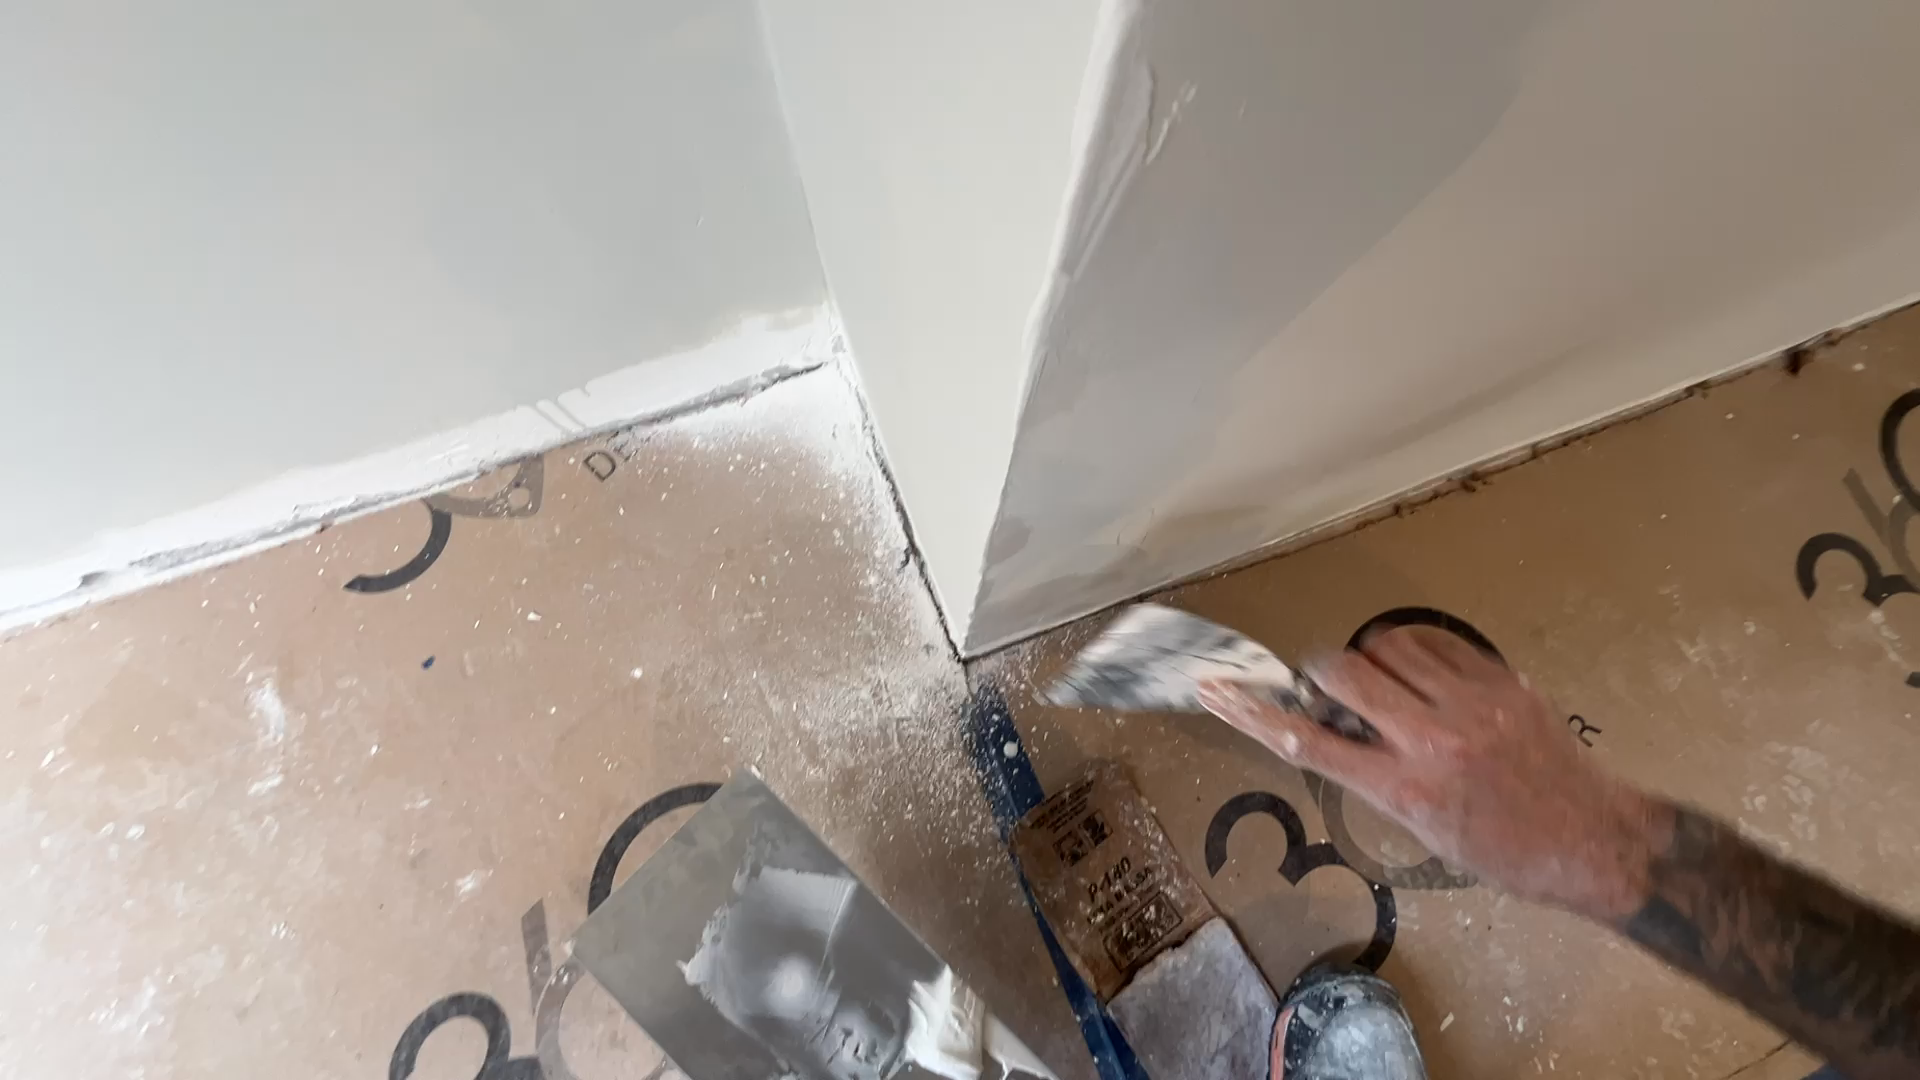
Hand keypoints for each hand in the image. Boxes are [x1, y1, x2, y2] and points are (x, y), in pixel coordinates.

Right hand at [1199, 626, 1670, 918]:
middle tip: (1331, 684)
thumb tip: (1329, 721)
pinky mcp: (1502, 683)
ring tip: (1388, 682)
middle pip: (1341, 673)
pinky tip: (1424, 673)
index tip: (1213, 688)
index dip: (1250, 711)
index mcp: (1403, 789)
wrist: (1599, 843)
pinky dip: (1413, 649)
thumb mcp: (1418, 826)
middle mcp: (1432, 741)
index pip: (1306, 741)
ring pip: (1386, 645)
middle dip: (1322, 671)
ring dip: (1371, 657)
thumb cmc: (1500, 849)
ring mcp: (1472, 706)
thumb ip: (1368, 769)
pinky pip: (1435, 641)